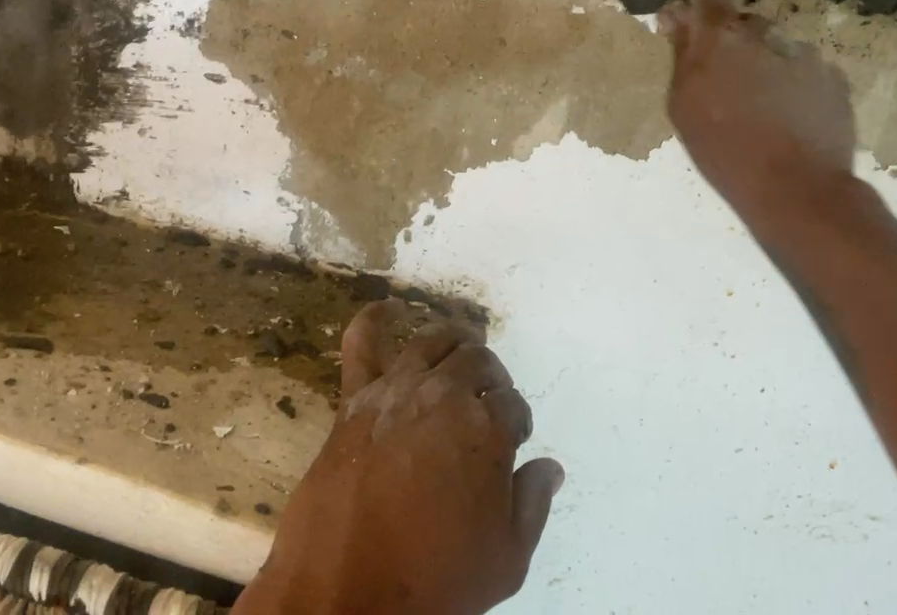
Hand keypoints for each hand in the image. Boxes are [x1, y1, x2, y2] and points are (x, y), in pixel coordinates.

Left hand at [234, 301, 564, 614]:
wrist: (348, 589)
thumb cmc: (437, 579)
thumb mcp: (506, 557)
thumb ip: (532, 503)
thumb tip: (549, 466)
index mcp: (487, 430)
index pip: (514, 404)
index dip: (518, 422)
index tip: (514, 442)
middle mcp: (443, 396)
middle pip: (477, 362)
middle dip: (491, 379)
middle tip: (488, 404)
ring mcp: (395, 391)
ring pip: (432, 342)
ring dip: (453, 345)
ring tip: (459, 357)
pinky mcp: (354, 398)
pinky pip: (361, 344)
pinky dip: (373, 320)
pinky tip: (387, 310)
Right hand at [658, 0, 855, 218]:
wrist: (796, 186)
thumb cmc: (723, 148)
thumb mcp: (682, 105)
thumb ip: (681, 55)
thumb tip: (680, 23)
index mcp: (722, 37)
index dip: (695, 11)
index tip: (685, 33)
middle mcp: (766, 34)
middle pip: (742, 25)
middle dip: (730, 44)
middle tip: (723, 84)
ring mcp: (805, 55)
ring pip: (774, 49)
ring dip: (762, 66)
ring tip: (759, 108)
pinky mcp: (834, 79)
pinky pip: (803, 72)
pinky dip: (791, 86)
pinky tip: (786, 119)